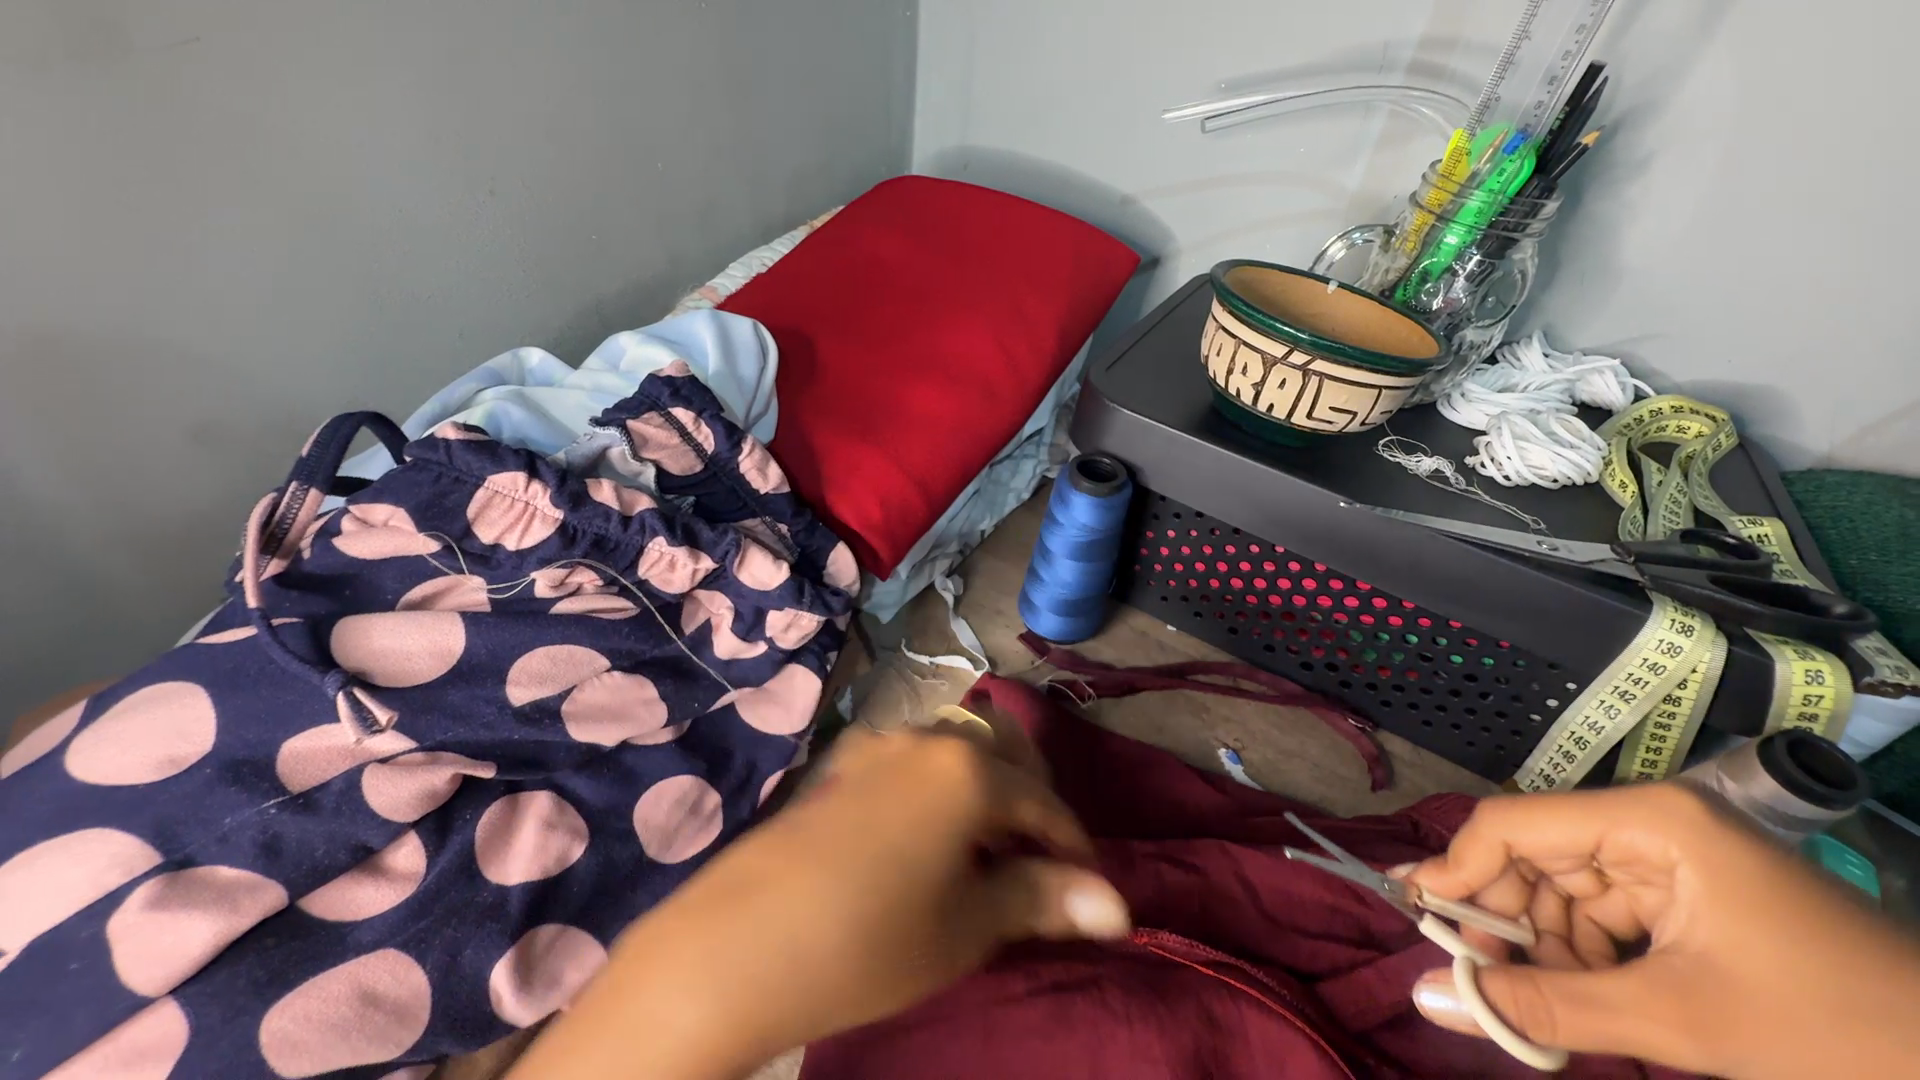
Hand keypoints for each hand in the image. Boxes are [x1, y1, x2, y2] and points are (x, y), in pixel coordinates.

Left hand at [509, 712, 1129, 1079]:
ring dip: (983, 790)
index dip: (1073, 848)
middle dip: (1031, 800)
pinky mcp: (836, 765)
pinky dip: (938, 788)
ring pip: (953, 751)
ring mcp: (874, 745)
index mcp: (967, 768)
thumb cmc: (871, 940)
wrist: (736, 944)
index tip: (1087, 892)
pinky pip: (910, 762)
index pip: (1044, 802)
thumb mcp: (967, 926)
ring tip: (983, 852)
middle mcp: (924, 738)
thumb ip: (1041, 898)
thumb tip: (1116, 905)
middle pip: (1002, 752)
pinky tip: (925, 837)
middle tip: (1037, 862)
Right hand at [1403, 783, 1919, 1078]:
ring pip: (1558, 895)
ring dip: (1541, 952)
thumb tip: (1425, 997)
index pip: (1513, 824)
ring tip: (1544, 1006)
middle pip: (1531, 858)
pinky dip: (1579, 963)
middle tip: (1481, 983)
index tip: (1419, 925)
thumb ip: (1543, 1007)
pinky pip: (1596, 921)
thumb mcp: (1678, 1021)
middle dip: (1504, 923)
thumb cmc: (1838, 1030)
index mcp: (1648, 821)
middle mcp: (1647, 826)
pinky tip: (1588, 1002)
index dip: (1458, 871)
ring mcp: (1667, 862)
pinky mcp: (1682, 900)